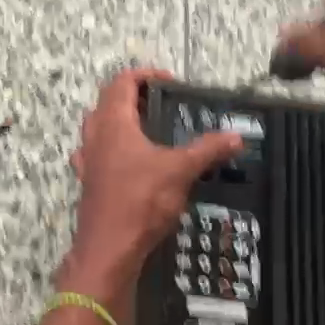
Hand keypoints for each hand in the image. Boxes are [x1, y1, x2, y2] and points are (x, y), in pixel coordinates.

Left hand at [59, 68, 242, 305]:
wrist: (109, 249)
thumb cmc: (141, 201)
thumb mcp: (181, 171)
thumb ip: (208, 150)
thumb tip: (236, 136)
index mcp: (113, 122)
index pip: (122, 82)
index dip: (145, 75)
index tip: (170, 83)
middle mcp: (95, 135)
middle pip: (108, 101)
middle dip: (134, 96)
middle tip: (163, 105)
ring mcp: (88, 159)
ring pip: (98, 126)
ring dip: (120, 121)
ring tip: (150, 130)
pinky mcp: (89, 181)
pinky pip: (96, 153)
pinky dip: (112, 149)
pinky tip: (130, 162)